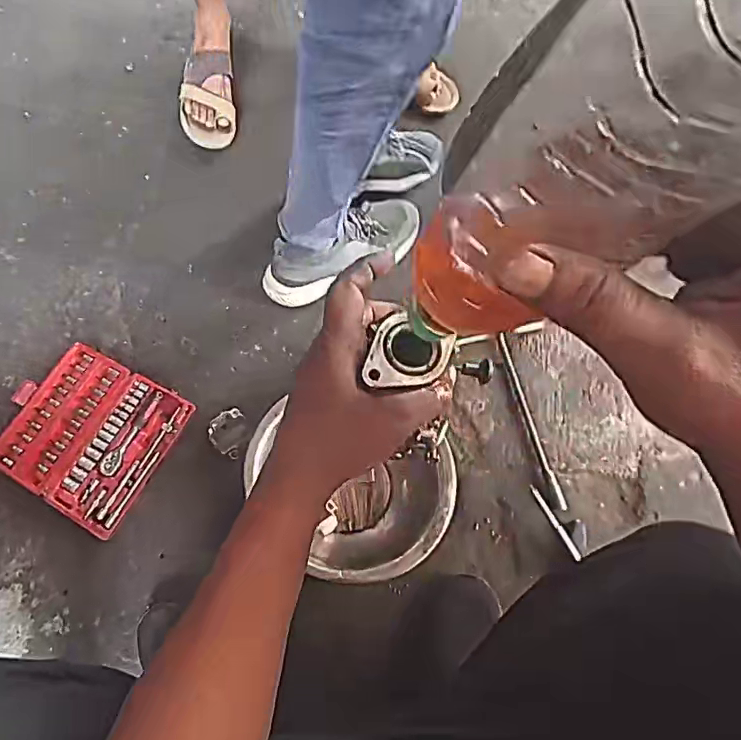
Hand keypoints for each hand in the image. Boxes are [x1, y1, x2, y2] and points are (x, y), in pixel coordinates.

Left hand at [262, 255, 449, 503]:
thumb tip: (443, 390)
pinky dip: (373, 371)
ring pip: (354, 344)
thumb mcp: (392, 422)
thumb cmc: (335, 446)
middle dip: (390, 320)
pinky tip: (389, 397)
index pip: (347, 293)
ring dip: (383, 349)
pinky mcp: (320, 394)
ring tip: (409, 371)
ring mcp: (318, 375)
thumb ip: (424, 400)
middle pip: (356, 318)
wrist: (297, 478)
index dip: (368, 270)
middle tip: (417, 338)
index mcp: (335, 348)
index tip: (389, 261)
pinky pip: (350, 368)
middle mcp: (323, 355)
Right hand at [490, 120, 740, 471]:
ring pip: (737, 151)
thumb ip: (592, 304)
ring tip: (609, 143)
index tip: (674, 70)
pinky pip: (720, 189)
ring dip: (676, 153)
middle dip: (691, 113)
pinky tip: (625, 197)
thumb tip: (516, 261)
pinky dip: (673, 192)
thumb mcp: (665, 358)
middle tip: (618, 105)